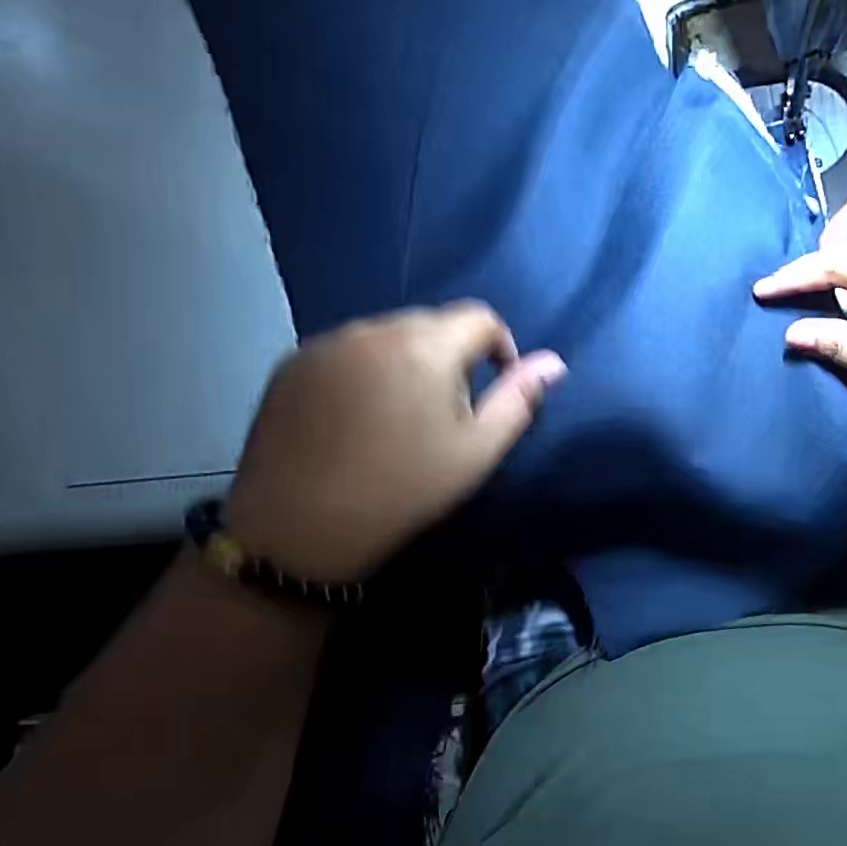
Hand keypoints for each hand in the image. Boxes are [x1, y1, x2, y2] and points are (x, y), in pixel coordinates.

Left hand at [225, 301, 565, 581]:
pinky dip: (367, 372)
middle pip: (432, 324)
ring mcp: (325, 344)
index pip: (479, 317)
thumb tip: (554, 362)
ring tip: (400, 419)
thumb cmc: (404, 489)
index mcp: (423, 346)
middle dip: (453, 357)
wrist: (300, 528)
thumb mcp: (477, 451)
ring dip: (408, 363)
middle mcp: (372, 329)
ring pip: (388, 337)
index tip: (495, 388)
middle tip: (447, 414)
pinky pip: (348, 352)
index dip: (500, 347)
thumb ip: (519, 399)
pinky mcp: (292, 365)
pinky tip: (358, 420)